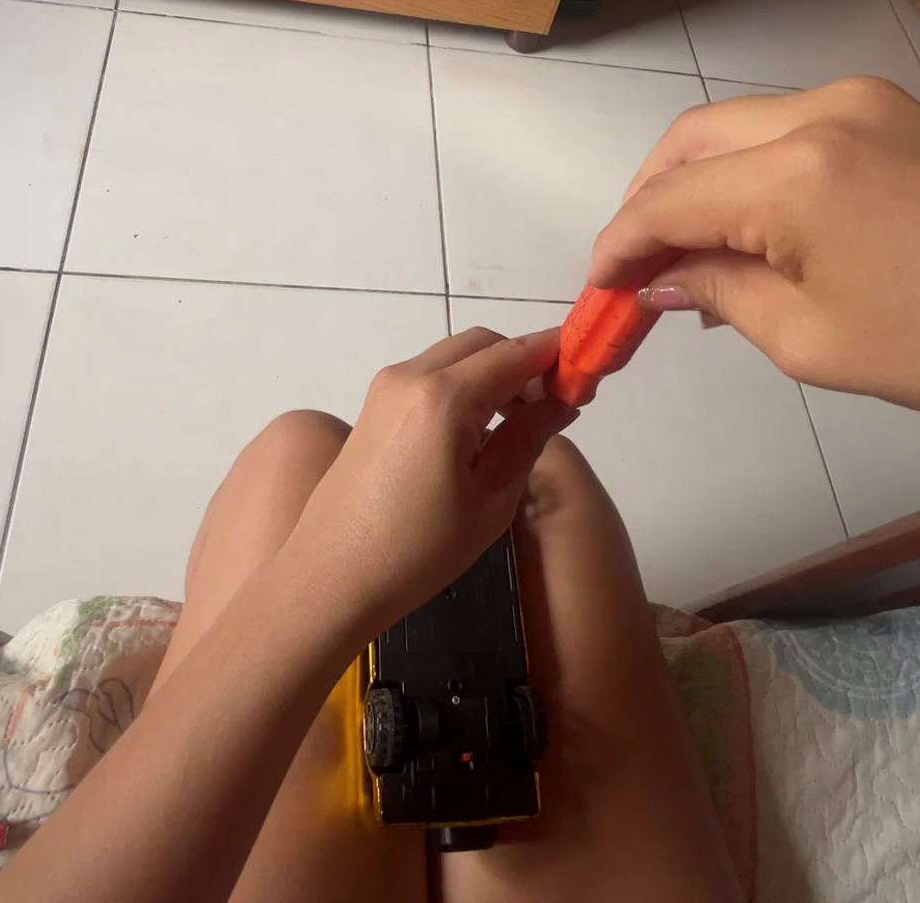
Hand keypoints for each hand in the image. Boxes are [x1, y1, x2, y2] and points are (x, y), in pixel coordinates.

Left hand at [278, 328, 577, 637]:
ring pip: (454, 357)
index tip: (589, 372)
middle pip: (482, 343)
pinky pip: (429, 376)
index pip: (515, 353)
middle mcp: (410, 376)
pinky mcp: (372, 406)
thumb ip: (528, 438)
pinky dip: (462, 385)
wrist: (331, 576)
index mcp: (443, 397)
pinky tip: (478, 429)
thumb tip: (560, 402)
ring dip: (492, 372)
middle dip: (525, 361)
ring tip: (521, 421)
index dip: (557, 355)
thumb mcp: (490, 500)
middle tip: (555, 404)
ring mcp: (385, 388)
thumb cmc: (418, 550)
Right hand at [588, 77, 919, 453]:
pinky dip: (745, 178)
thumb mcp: (812, 341)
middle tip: (632, 269)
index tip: (595, 291)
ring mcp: (867, 104)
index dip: (616, 248)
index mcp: (793, 173)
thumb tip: (662, 281)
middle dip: (645, 204)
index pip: (664, 202)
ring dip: (694, 187)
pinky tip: (748, 231)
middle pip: (688, 143)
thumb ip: (721, 294)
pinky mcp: (900, 116)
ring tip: (684, 256)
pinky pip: (788, 136)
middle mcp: (820, 113)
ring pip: (736, 131)